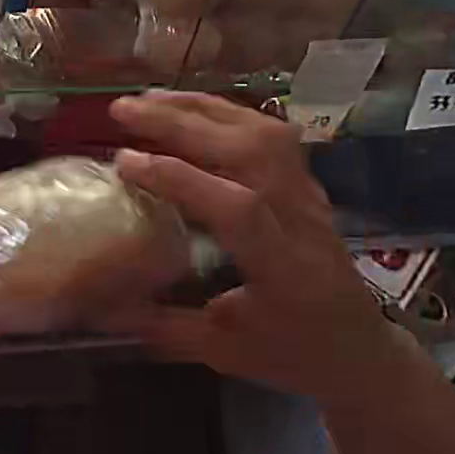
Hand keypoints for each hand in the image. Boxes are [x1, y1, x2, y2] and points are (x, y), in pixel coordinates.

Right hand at [107, 91, 417, 409]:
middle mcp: (303, 222)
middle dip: (181, 124)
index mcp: (286, 270)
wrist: (362, 352)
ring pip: (263, 133)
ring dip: (200, 108)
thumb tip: (92, 302)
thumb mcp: (220, 351)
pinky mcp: (303, 182)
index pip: (239, 208)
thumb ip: (158, 324)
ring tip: (146, 100)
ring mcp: (309, 197)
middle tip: (121, 110)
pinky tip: (181, 107)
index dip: (179, 178)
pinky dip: (220, 112)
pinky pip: (267, 132)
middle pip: (251, 152)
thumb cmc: (290, 353)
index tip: (121, 162)